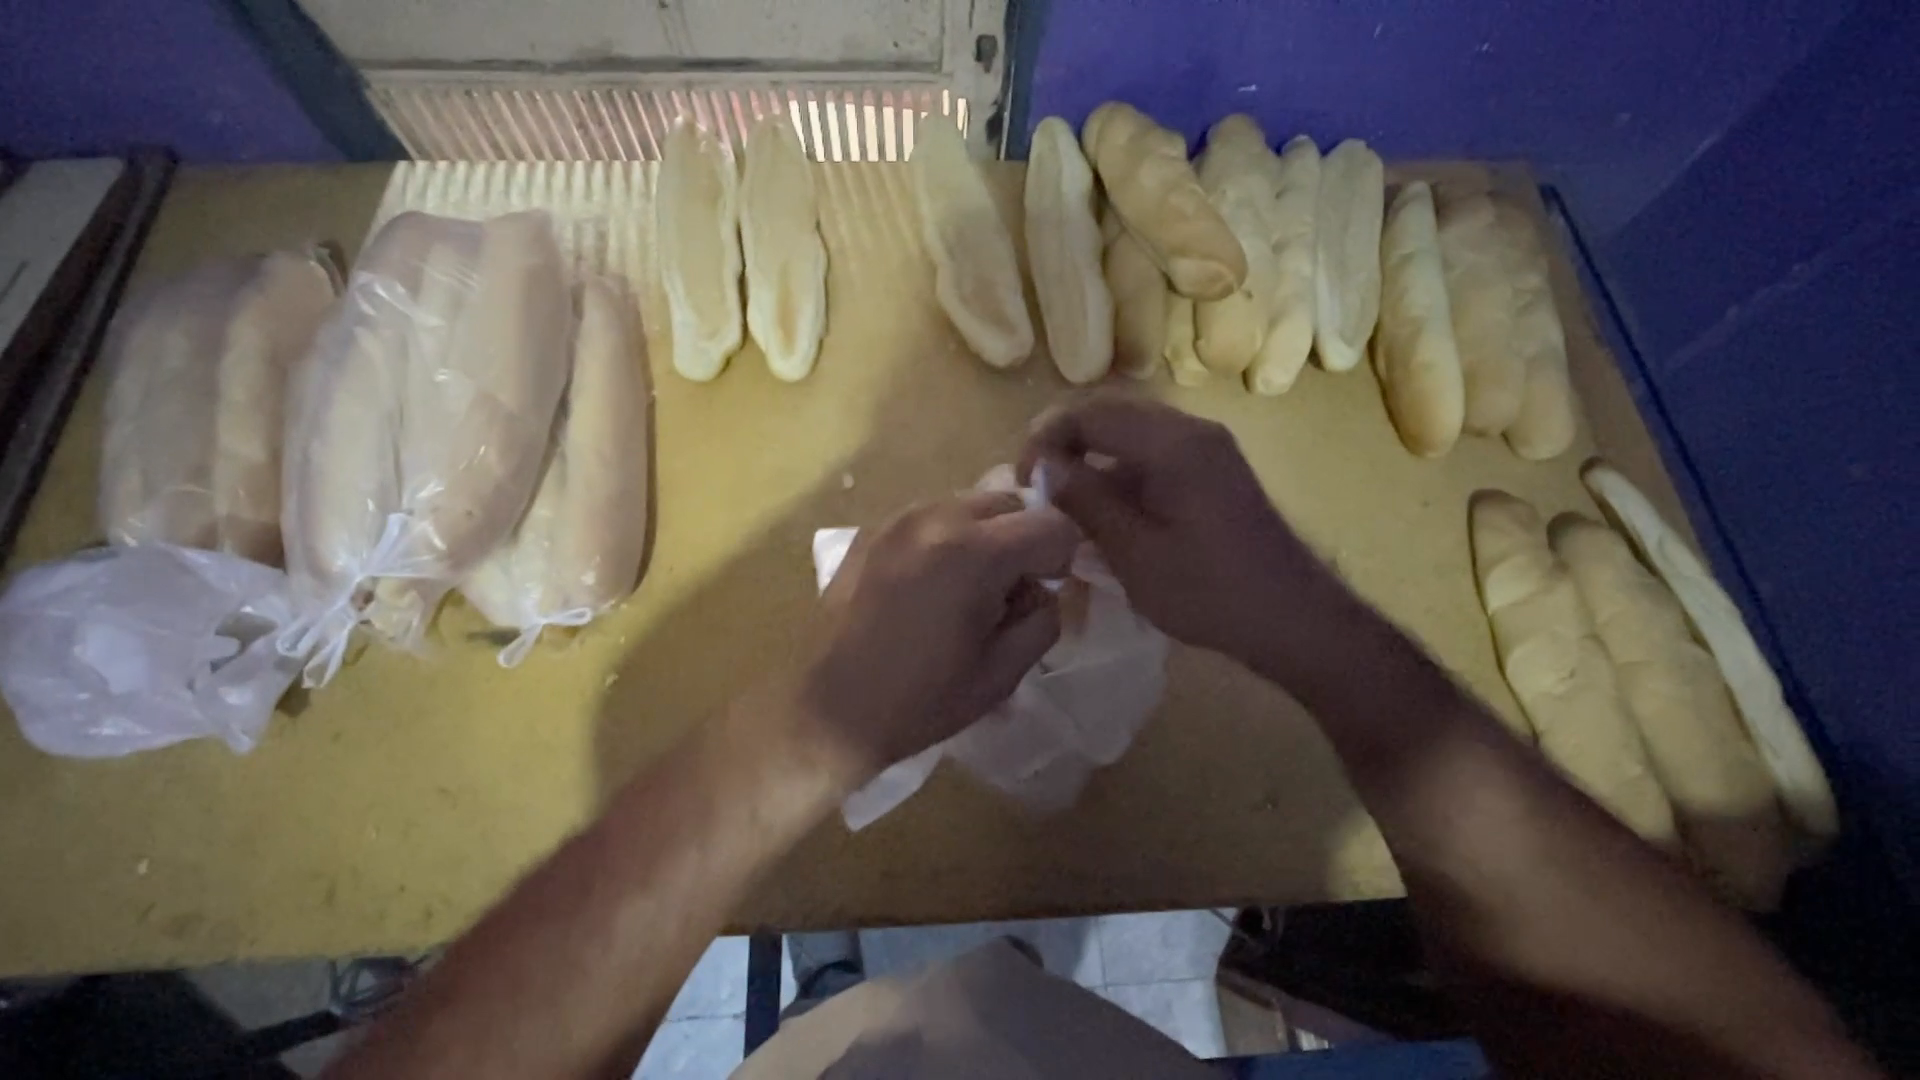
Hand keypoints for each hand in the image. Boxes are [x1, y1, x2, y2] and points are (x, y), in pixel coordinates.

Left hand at [799, 491, 1080, 783]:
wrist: (830, 708)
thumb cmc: (920, 700)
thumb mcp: (1003, 673)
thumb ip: (1043, 619)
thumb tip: (1043, 589)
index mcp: (975, 552)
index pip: (1052, 525)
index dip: (1062, 558)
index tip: (1044, 592)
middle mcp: (936, 517)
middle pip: (1010, 502)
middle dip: (1023, 540)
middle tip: (1007, 593)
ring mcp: (898, 518)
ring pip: (969, 504)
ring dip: (984, 536)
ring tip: (965, 589)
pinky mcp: (871, 530)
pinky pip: (930, 517)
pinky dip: (946, 539)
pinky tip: (927, 586)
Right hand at [1021, 396, 1352, 669]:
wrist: (1293, 617)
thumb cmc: (1209, 592)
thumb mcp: (1134, 553)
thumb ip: (1086, 501)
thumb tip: (1043, 466)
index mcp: (1173, 444)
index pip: (1089, 413)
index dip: (1045, 439)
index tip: (1024, 482)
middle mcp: (1191, 430)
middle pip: (1109, 413)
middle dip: (1065, 444)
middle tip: (1037, 488)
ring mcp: (1206, 448)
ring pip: (1129, 433)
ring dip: (1091, 458)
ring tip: (1064, 504)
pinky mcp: (1211, 469)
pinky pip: (1152, 454)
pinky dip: (1119, 474)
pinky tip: (1105, 514)